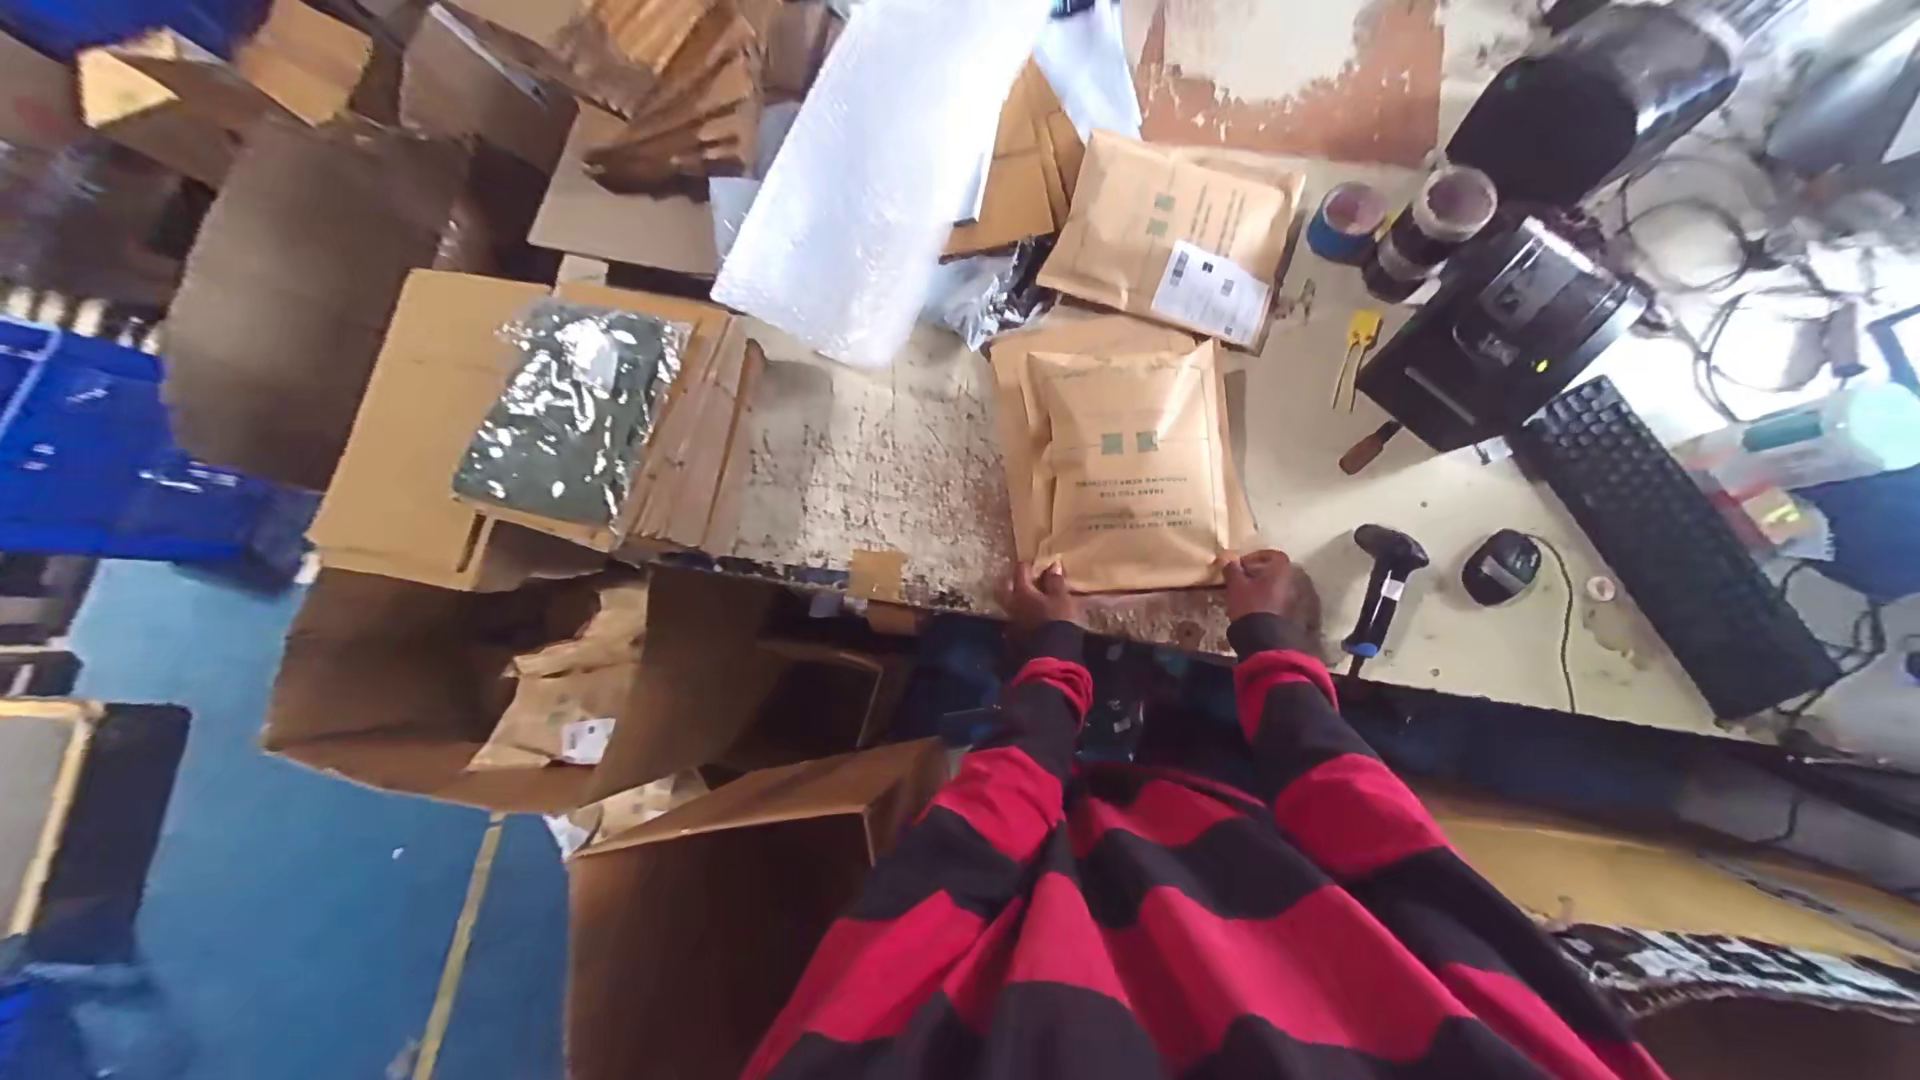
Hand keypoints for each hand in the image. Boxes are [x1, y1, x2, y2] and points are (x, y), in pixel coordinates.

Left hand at [999, 561, 1084, 633]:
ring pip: (1008, 605)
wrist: (1053, 653)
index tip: (1033, 563)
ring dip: (1015, 600)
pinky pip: (1014, 620)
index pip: (1020, 572)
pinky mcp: (1014, 636)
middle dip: (1011, 582)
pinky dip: (1020, 616)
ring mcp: (1012, 621)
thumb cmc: (1058, 620)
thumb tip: (1053, 565)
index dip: (1026, 565)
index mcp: (1022, 592)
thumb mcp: (1061, 598)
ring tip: (1026, 599)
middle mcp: (1012, 605)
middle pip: (1004, 589)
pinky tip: (1027, 618)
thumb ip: (1055, 581)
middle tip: (1021, 580)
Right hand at [1219, 549, 1316, 626]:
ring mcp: (1290, 597)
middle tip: (1239, 576)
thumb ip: (1232, 569)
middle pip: (1274, 569)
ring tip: (1241, 590)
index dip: (1257, 555)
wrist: (1262, 635)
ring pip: (1273, 583)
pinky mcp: (1285, 610)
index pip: (1274, 554)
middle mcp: (1289, 581)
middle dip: (1256, 570)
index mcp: (1280, 571)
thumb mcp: (1236, 584)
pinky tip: (1248, 602)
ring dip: (1259, 583)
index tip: (1242, 563)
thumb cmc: (1250, 603)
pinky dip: (1262, 595)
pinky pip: (1274, 596)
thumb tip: (1226, 559)